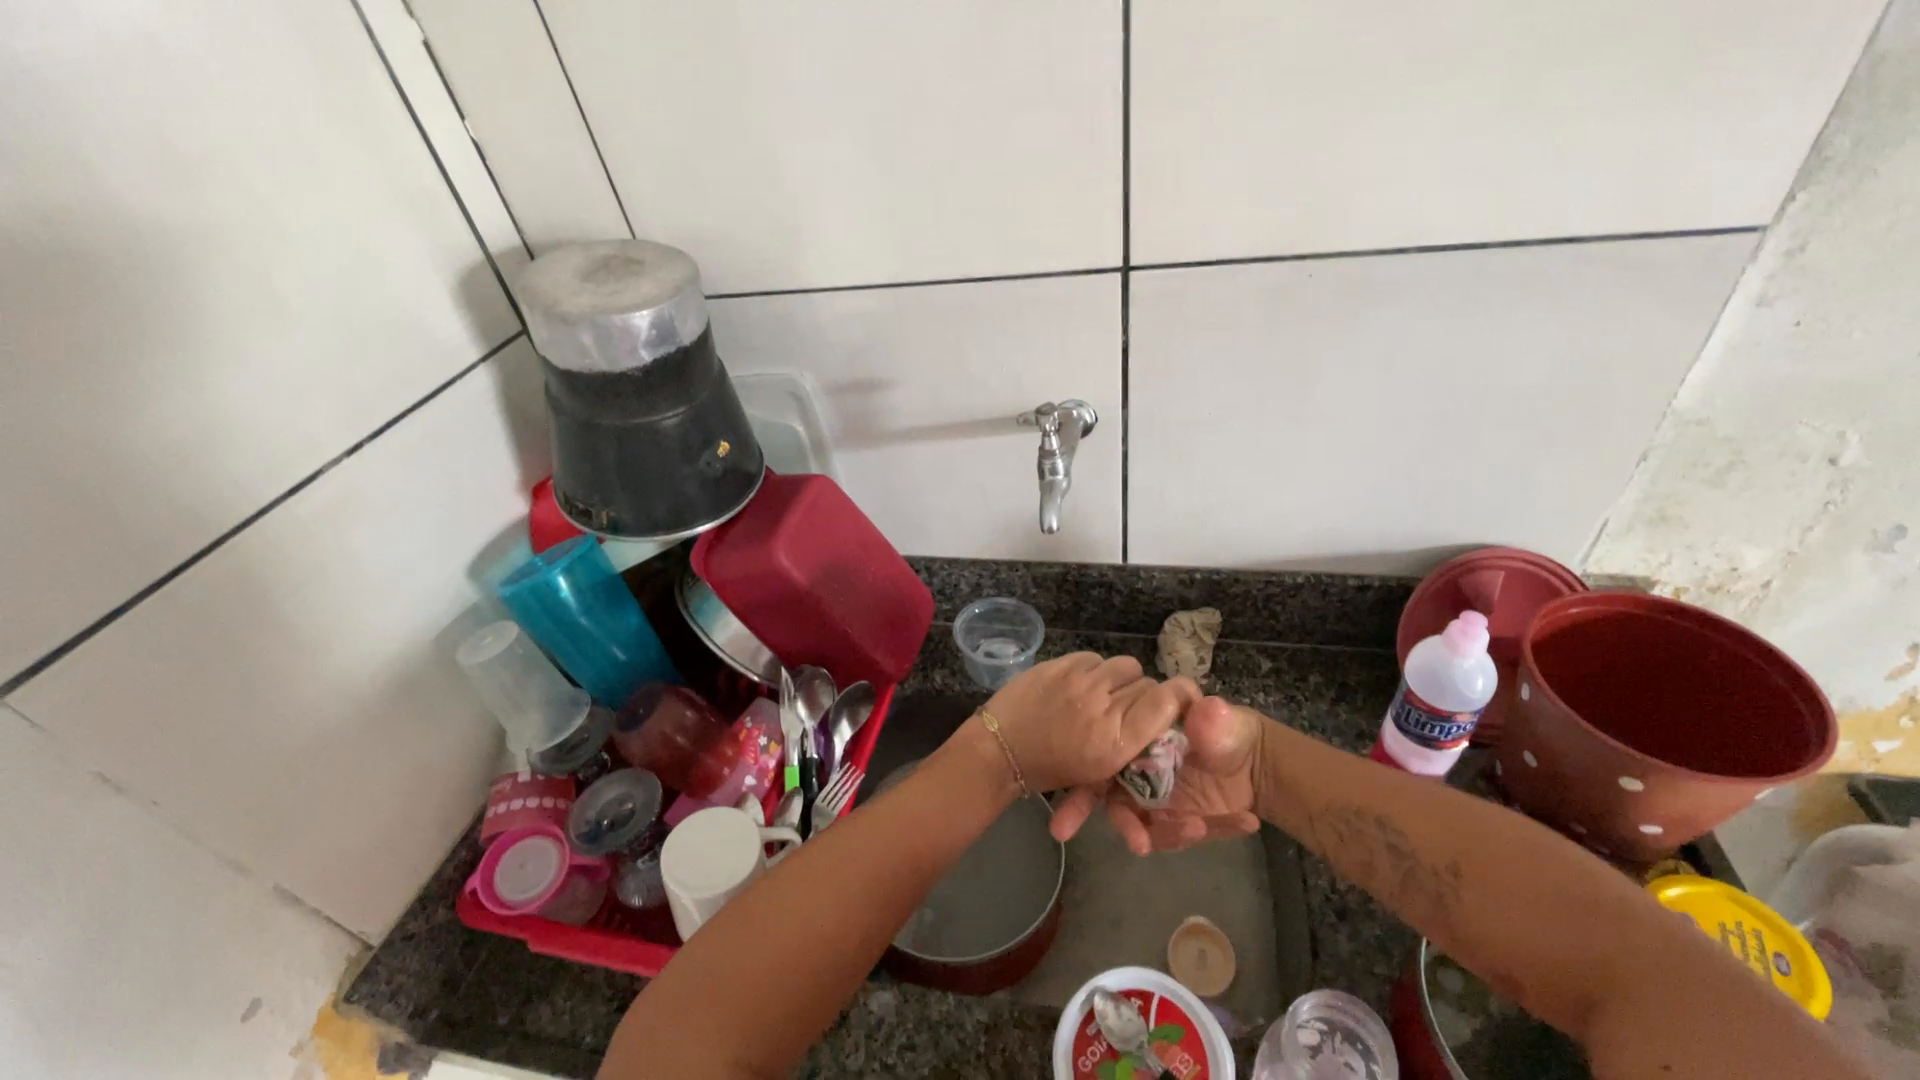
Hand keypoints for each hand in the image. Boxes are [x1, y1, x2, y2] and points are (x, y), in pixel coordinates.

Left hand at [974, 652, 1200, 793]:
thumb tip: (1164, 718)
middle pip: (1148, 684)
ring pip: (1124, 666)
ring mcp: (1081, 682)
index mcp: (1117, 743)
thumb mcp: (1099, 773)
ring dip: (1120, 679)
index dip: (1181, 695)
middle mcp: (1104, 708)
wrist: (1000, 751)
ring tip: (1105, 693)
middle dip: (1144, 695)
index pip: (1167, 701)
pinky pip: (1095, 658)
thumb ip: (1134, 748)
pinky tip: (1080, 685)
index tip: (1182, 698)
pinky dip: (1094, 670)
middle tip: (1128, 708)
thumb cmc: (1050, 770)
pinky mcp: (1061, 665)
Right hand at [1049, 696, 1264, 854]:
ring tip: (1202, 826)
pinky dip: (1216, 831)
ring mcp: (1159, 804)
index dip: (1079, 798)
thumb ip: (1209, 718)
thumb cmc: (1225, 731)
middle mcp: (1137, 778)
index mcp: (1133, 748)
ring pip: (1152, 827)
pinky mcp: (1181, 823)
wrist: (1256, 761)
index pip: (1099, 770)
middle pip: (1117, 808)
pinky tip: (1245, 820)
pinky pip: (1188, 834)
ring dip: (1173, 833)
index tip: (1060, 827)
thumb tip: (1206, 708)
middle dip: (1123, 828)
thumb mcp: (1220, 721)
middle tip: (1138, 844)